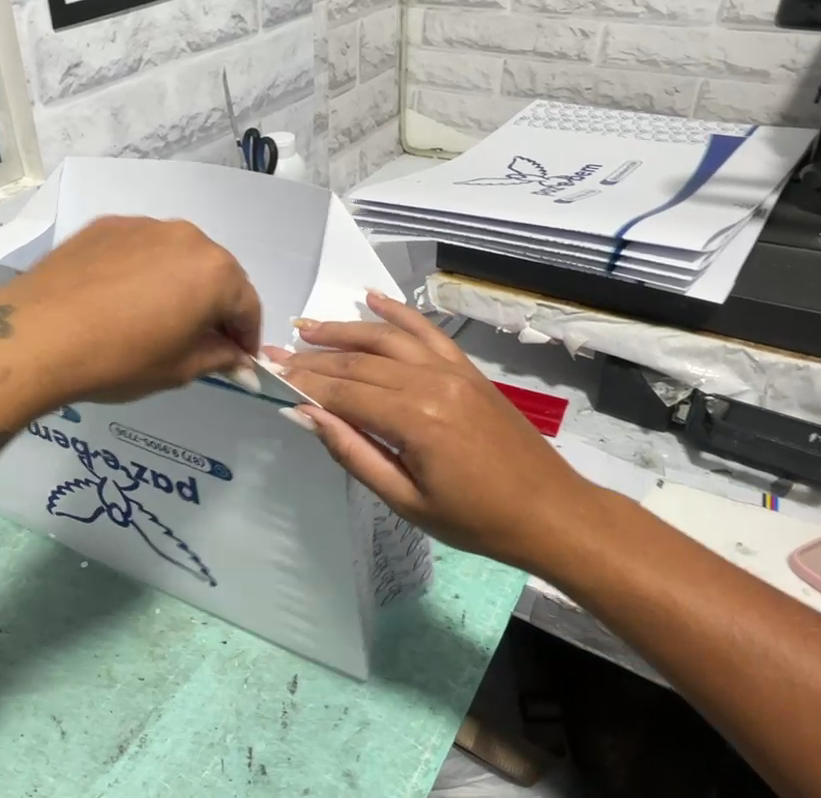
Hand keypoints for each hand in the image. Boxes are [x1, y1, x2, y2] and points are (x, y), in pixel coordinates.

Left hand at [0, 216, 261, 405]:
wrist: (39, 334)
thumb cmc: (119, 358)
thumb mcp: (179, 369)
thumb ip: (218, 356)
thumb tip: (235, 356)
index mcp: (215, 272)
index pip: (247, 305)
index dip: (246, 336)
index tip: (238, 359)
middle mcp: (187, 236)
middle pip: (215, 273)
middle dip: (214, 306)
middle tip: (200, 339)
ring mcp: (143, 225)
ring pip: (176, 256)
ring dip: (178, 283)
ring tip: (155, 316)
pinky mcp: (106, 225)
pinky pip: (139, 248)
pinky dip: (142, 270)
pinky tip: (119, 298)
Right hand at [265, 293, 596, 568]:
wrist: (550, 511)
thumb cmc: (475, 520)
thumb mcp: (407, 501)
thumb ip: (354, 453)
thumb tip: (307, 416)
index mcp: (415, 421)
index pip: (343, 392)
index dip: (304, 383)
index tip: (270, 373)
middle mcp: (430, 383)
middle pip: (359, 361)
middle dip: (314, 357)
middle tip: (276, 352)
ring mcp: (452, 370)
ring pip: (386, 339)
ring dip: (344, 330)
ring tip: (308, 326)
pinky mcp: (467, 369)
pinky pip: (427, 331)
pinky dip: (398, 312)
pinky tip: (371, 298)